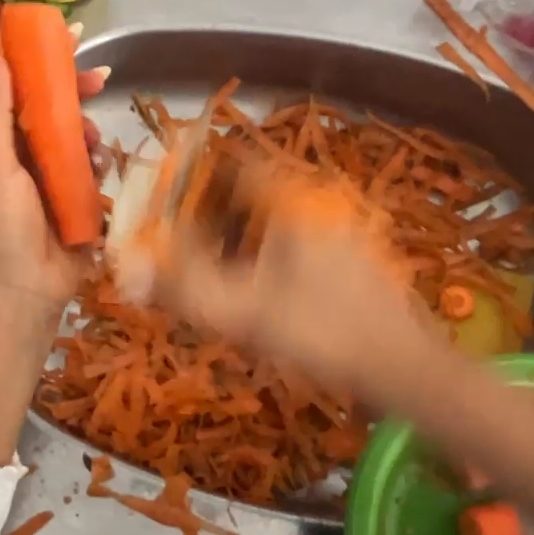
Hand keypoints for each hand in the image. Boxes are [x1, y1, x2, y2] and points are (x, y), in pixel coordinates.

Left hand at [0, 39, 94, 463]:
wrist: (25, 292)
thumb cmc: (0, 227)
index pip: (14, 88)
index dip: (38, 59)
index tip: (68, 36)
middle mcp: (20, 154)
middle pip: (50, 106)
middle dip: (74, 91)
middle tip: (100, 79)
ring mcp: (49, 175)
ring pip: (75, 133)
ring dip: (86, 131)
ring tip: (91, 144)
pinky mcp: (75, 197)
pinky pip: (91, 166)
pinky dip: (98, 162)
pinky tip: (99, 168)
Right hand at [151, 205, 447, 404]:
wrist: (405, 369)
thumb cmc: (325, 332)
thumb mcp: (243, 312)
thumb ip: (181, 289)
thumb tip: (128, 271)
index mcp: (292, 201)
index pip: (230, 165)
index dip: (190, 178)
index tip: (160, 202)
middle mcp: (315, 203)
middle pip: (244, 192)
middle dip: (204, 214)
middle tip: (174, 242)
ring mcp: (334, 229)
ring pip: (265, 219)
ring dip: (229, 238)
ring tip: (203, 270)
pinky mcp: (343, 256)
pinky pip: (285, 242)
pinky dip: (256, 256)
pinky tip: (246, 291)